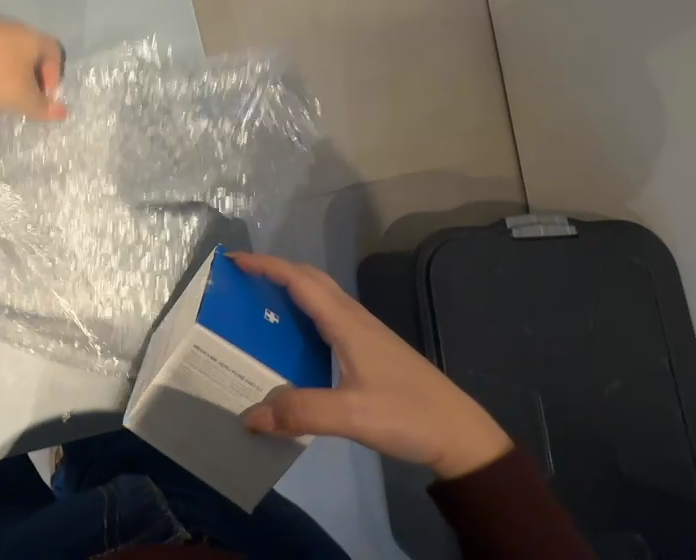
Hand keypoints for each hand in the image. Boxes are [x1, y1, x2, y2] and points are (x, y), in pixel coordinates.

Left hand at [0, 21, 66, 120]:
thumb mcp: (24, 100)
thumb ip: (44, 108)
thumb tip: (63, 112)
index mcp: (33, 37)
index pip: (55, 52)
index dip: (54, 76)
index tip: (43, 96)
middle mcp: (14, 27)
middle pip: (31, 49)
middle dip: (31, 74)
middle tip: (23, 95)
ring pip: (7, 49)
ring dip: (8, 69)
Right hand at [232, 252, 512, 480]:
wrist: (461, 435)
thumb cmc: (408, 415)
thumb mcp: (352, 416)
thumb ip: (301, 413)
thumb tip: (249, 416)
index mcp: (347, 323)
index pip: (300, 280)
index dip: (266, 265)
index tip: (234, 260)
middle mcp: (354, 319)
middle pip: (311, 279)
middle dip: (275, 270)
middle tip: (242, 279)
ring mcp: (366, 334)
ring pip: (322, 296)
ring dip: (291, 289)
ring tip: (260, 304)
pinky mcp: (372, 351)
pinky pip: (329, 317)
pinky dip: (305, 312)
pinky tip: (295, 340)